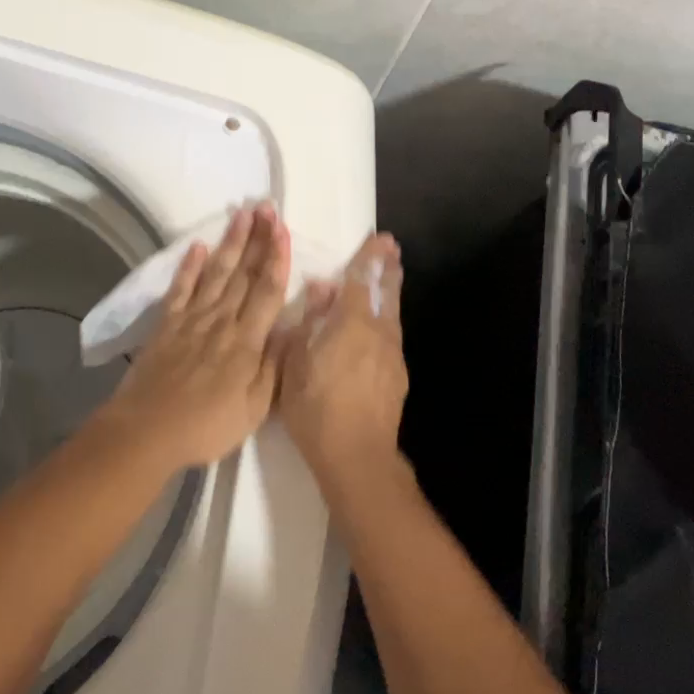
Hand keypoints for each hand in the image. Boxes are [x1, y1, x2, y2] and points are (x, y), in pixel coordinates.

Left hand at [99, 203, 290, 468]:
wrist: (147, 430)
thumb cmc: (207, 425)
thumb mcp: (255, 407)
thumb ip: (275, 366)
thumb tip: (294, 329)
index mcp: (247, 341)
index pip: (268, 291)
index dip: (277, 258)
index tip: (283, 229)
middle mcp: (221, 320)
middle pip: (244, 273)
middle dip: (257, 239)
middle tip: (266, 207)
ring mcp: (191, 319)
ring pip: (216, 273)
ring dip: (231, 242)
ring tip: (241, 214)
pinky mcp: (166, 325)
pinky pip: (181, 288)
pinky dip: (190, 266)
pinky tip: (198, 246)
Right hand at [269, 233, 406, 481]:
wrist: (356, 455)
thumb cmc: (316, 407)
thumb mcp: (297, 362)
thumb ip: (310, 321)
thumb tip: (321, 290)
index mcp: (352, 324)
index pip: (363, 281)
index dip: (369, 258)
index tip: (380, 239)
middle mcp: (379, 333)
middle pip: (387, 293)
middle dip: (388, 269)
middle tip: (393, 249)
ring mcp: (392, 356)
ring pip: (393, 315)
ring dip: (391, 293)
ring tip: (391, 277)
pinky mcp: (396, 378)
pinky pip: (391, 338)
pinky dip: (387, 322)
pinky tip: (379, 329)